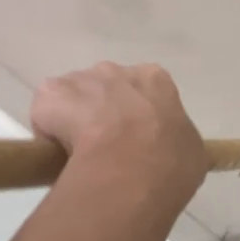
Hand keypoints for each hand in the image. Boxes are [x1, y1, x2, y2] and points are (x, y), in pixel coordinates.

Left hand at [30, 62, 206, 199]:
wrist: (132, 171)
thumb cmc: (173, 162)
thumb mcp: (192, 150)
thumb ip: (175, 136)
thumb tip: (165, 142)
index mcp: (155, 80)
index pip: (148, 88)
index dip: (145, 113)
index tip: (145, 135)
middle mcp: (115, 70)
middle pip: (107, 87)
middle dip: (108, 111)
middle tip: (116, 147)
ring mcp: (79, 78)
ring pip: (76, 98)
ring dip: (79, 120)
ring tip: (89, 155)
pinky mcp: (50, 93)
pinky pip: (47, 113)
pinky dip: (52, 132)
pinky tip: (65, 154)